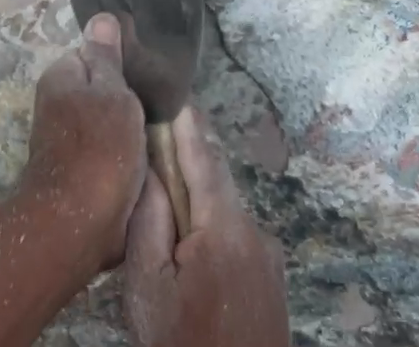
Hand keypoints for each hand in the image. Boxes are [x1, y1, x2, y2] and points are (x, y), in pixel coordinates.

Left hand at [16, 13, 146, 271]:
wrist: (79, 222)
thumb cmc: (99, 148)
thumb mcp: (112, 93)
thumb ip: (108, 58)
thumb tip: (101, 17)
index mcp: (60, 77)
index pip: (94, 55)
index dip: (122, 64)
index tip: (147, 77)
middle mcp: (57, 103)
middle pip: (102, 90)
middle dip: (128, 100)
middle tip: (159, 109)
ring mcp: (66, 139)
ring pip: (109, 123)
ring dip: (131, 131)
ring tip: (160, 136)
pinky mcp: (80, 169)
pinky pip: (110, 150)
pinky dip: (127, 155)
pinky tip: (148, 162)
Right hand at [124, 108, 288, 346]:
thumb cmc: (179, 342)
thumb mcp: (148, 283)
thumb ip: (149, 220)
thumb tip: (152, 170)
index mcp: (225, 231)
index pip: (204, 161)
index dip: (188, 126)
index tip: (175, 94)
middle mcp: (255, 234)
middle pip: (217, 180)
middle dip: (187, 154)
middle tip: (156, 128)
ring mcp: (269, 258)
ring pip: (225, 208)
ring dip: (196, 190)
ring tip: (161, 179)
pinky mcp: (270, 279)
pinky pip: (234, 232)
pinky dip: (209, 218)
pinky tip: (186, 229)